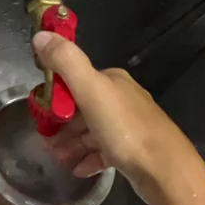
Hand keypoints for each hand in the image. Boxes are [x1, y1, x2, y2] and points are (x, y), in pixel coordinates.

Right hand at [32, 31, 204, 204]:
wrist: (164, 169)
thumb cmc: (126, 129)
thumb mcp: (92, 90)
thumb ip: (66, 62)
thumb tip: (41, 34)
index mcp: (112, 81)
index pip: (76, 82)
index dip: (55, 98)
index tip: (40, 117)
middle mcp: (122, 99)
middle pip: (82, 109)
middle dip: (62, 126)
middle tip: (46, 144)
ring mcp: (129, 126)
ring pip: (92, 132)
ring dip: (72, 145)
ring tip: (58, 160)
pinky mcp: (134, 151)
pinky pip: (105, 152)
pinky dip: (89, 159)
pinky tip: (78, 170)